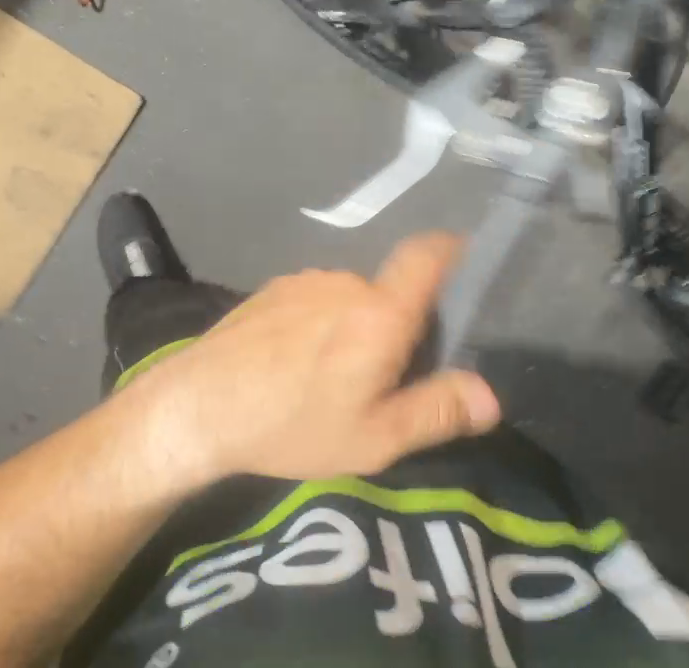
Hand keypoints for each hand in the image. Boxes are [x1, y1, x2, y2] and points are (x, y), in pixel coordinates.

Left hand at [125, 233, 500, 484]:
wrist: (197, 408)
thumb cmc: (292, 425)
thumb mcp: (374, 438)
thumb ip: (436, 412)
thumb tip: (491, 396)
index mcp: (380, 313)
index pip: (427, 255)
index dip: (453, 250)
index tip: (468, 261)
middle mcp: (346, 283)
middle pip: (391, 290)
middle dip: (400, 324)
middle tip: (390, 376)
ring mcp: (305, 282)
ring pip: (351, 299)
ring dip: (356, 327)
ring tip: (335, 379)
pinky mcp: (272, 291)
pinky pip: (316, 301)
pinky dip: (321, 325)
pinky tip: (297, 366)